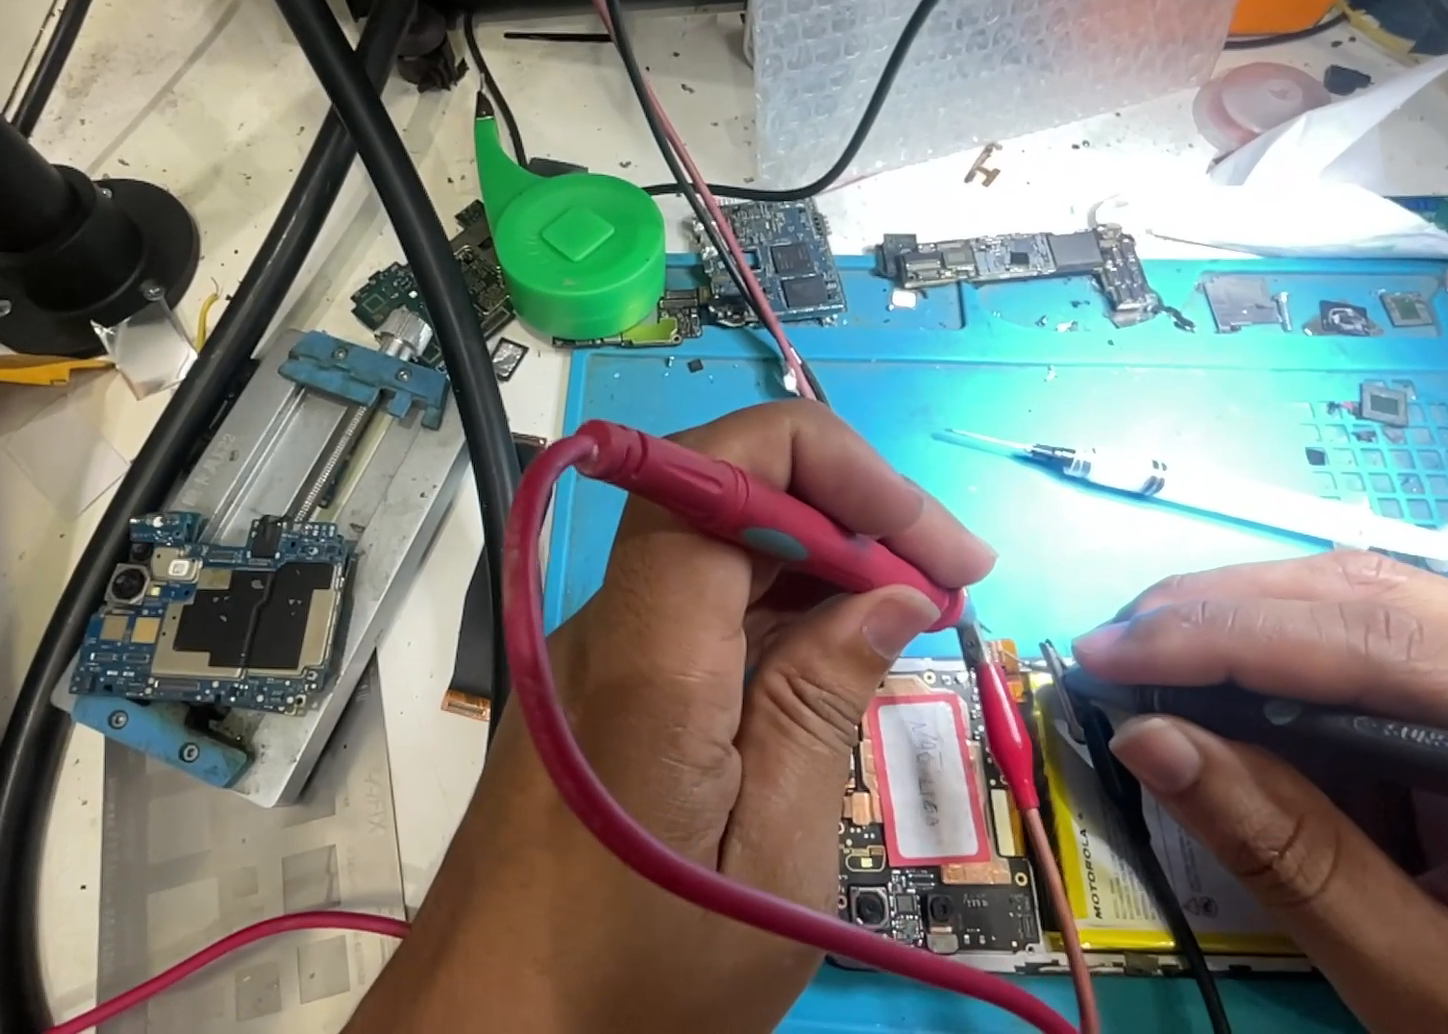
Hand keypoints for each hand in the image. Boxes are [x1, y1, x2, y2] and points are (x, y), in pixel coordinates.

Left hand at [347, 401, 993, 1031]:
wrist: (494, 1023)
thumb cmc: (637, 972)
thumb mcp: (770, 860)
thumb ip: (822, 705)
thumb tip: (895, 590)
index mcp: (650, 654)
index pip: (720, 473)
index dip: (833, 468)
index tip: (932, 543)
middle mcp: (611, 623)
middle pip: (725, 493)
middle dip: (851, 511)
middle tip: (953, 577)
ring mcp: (602, 645)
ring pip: (720, 543)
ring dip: (824, 556)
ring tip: (918, 605)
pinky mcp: (607, 676)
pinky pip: (703, 602)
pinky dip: (782, 603)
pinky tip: (839, 642)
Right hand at [1073, 552, 1447, 1032]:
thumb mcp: (1443, 997)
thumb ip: (1295, 860)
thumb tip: (1144, 739)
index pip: (1397, 647)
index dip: (1231, 636)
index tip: (1107, 656)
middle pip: (1379, 598)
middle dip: (1219, 612)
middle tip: (1108, 650)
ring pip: (1371, 602)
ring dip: (1237, 621)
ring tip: (1143, 658)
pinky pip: (1374, 642)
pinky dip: (1273, 653)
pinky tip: (1212, 680)